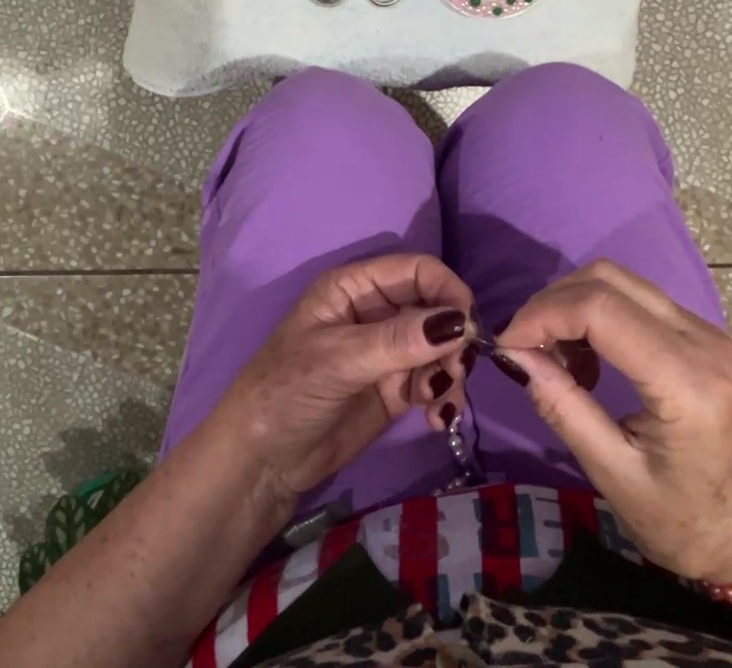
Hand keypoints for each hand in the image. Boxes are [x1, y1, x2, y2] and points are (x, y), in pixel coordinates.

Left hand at [212, 254, 476, 504]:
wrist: (264, 460)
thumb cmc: (286, 392)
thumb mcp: (337, 360)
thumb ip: (397, 341)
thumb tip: (459, 323)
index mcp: (354, 288)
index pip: (417, 271)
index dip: (448, 292)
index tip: (468, 329)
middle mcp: (376, 312)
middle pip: (437, 308)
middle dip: (453, 338)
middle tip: (453, 373)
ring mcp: (388, 352)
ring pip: (442, 347)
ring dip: (450, 371)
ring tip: (437, 402)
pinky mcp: (397, 389)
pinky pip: (435, 381)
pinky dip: (444, 396)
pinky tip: (435, 418)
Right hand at [493, 261, 731, 584]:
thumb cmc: (684, 520)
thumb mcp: (612, 474)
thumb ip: (563, 407)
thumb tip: (516, 355)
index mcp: (687, 384)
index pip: (601, 309)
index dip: (543, 315)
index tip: (508, 345)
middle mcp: (704, 343)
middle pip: (608, 280)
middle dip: (552, 304)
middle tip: (523, 347)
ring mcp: (709, 333)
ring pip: (621, 281)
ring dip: (572, 305)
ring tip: (551, 354)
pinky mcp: (704, 334)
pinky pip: (637, 299)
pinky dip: (595, 312)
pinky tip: (584, 356)